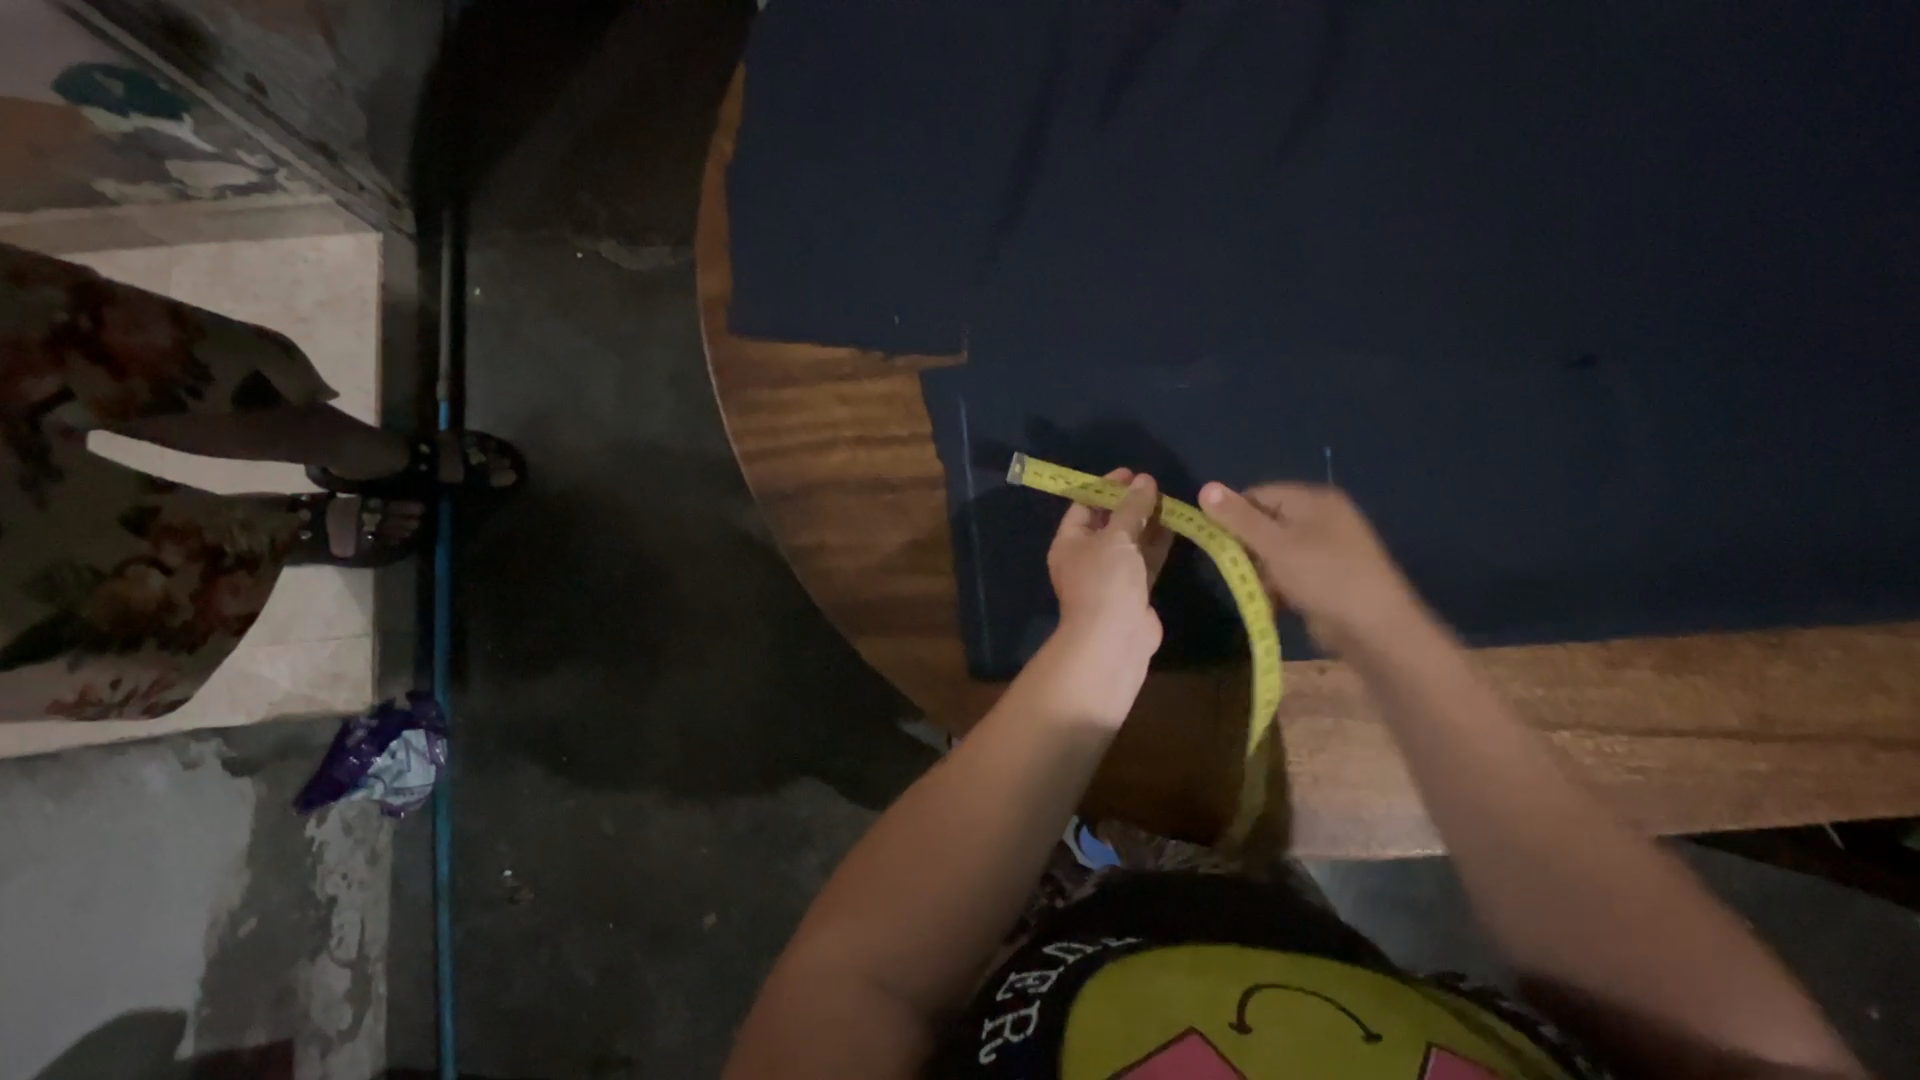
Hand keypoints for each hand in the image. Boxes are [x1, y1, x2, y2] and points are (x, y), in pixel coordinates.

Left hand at [1048, 469, 1172, 667]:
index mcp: (1069, 542)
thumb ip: (1131, 508)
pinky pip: (1145, 561)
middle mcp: (1086, 557)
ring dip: (1147, 522)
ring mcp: (1110, 576)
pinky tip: (1177, 525)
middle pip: (1108, 523)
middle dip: (1130, 504)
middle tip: (1154, 485)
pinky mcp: (1134, 591)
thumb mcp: (1116, 537)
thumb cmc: (1105, 580)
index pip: (1083, 505)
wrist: (1114, 638)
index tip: (1130, 473)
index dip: (1105, 487)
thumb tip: (1144, 479)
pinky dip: (1158, 544)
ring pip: (1130, 542)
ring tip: (1170, 500)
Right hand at [1199, 481, 1425, 654]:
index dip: (1233, 515)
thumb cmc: (1322, 575)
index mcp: (1313, 500)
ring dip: (1261, 572)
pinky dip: (1278, 586)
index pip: (1258, 494)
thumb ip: (1238, 518)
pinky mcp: (1327, 577)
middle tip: (1238, 570)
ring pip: (1275, 552)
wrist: (1374, 627)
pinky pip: (1291, 573)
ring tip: (1259, 591)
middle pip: (1266, 523)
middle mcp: (1322, 518)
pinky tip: (1275, 603)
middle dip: (1247, 548)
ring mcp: (1327, 549)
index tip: (1216, 542)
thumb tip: (1204, 487)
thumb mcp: (1274, 544)